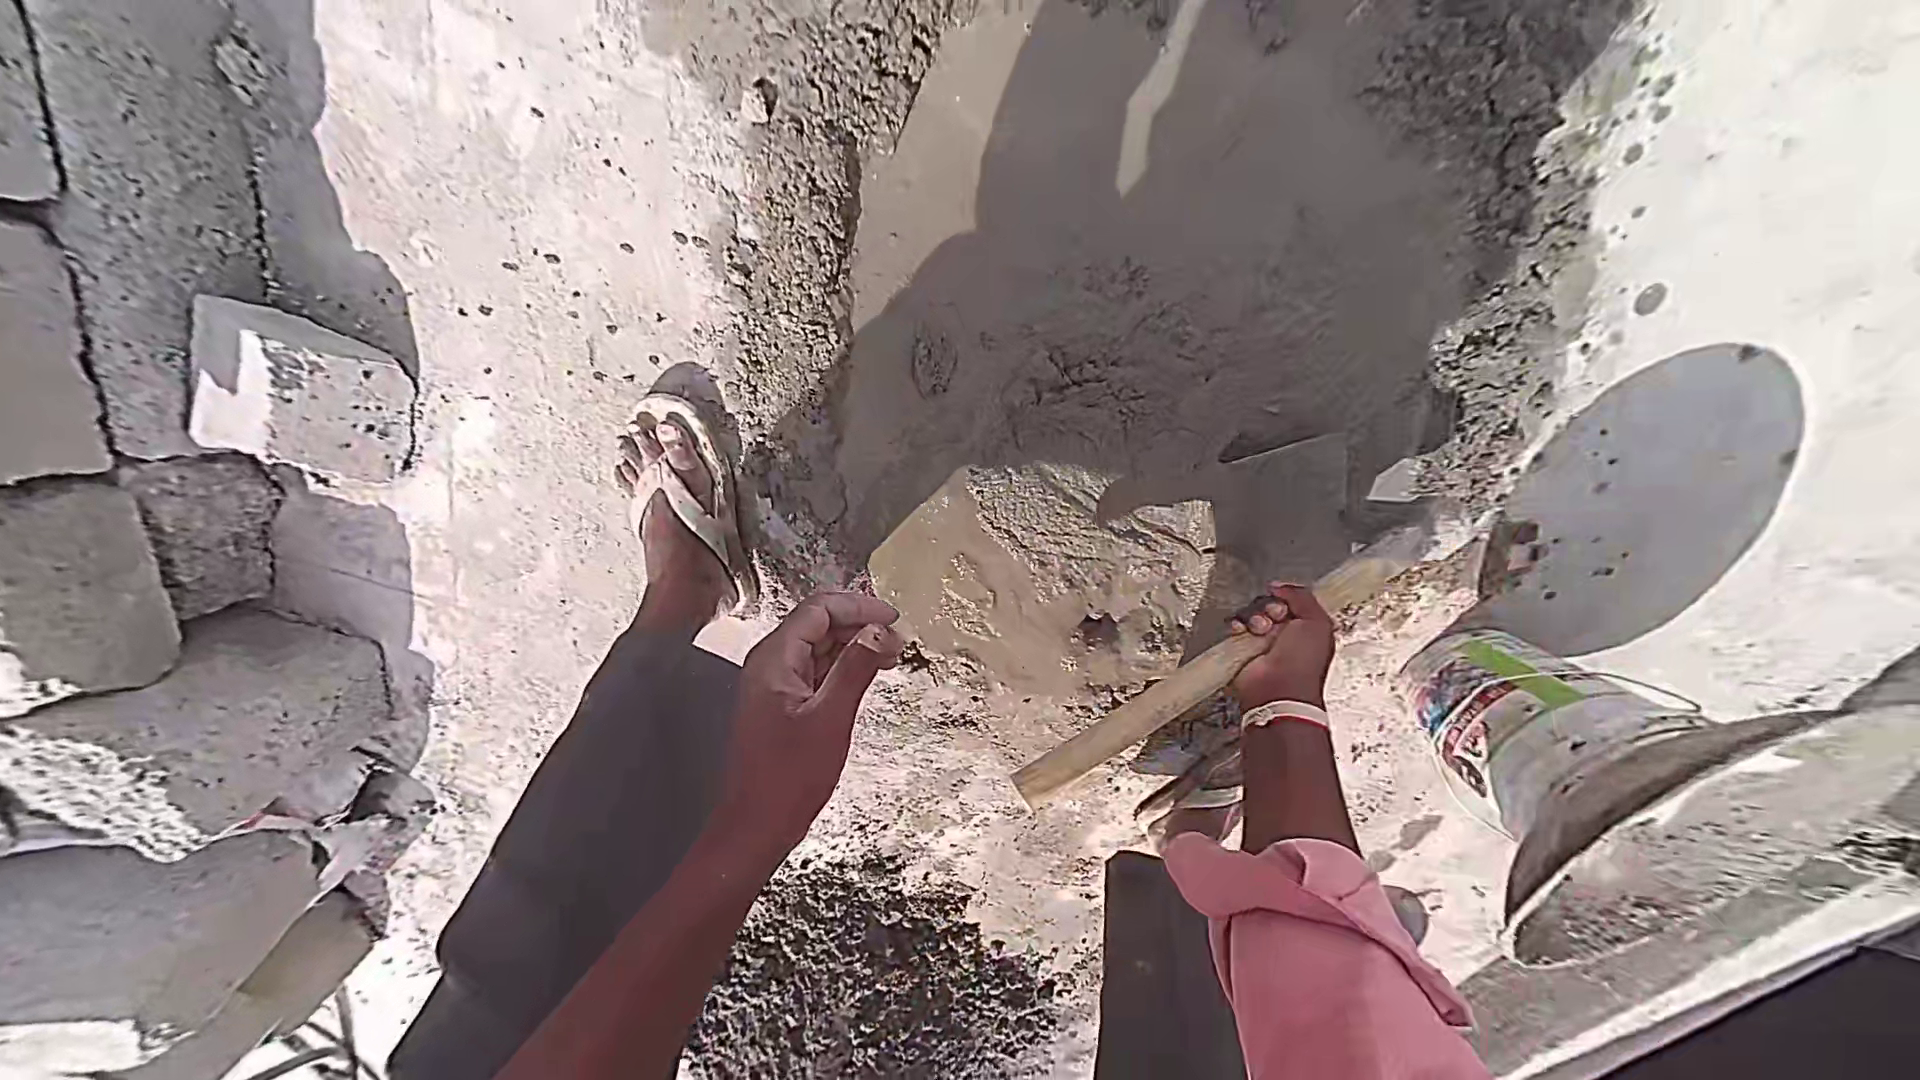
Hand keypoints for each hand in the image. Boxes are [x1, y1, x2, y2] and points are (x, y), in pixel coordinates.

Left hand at [719, 592, 904, 857]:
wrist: (757, 826)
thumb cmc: (787, 778)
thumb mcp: (831, 718)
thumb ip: (856, 668)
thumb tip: (881, 631)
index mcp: (775, 658)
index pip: (819, 609)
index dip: (858, 606)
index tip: (892, 617)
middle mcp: (771, 663)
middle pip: (818, 622)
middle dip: (859, 623)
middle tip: (896, 637)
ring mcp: (776, 682)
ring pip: (819, 645)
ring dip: (854, 644)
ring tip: (890, 653)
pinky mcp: (783, 701)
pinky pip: (817, 668)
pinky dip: (844, 665)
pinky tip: (868, 673)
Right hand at [1228, 582, 1334, 709]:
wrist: (1278, 688)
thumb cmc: (1303, 662)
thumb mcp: (1317, 622)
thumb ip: (1302, 597)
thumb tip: (1279, 586)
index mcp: (1306, 628)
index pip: (1289, 601)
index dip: (1285, 600)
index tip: (1285, 608)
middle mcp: (1284, 634)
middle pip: (1268, 604)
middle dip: (1268, 608)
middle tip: (1272, 619)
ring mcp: (1262, 641)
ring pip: (1250, 613)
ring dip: (1252, 617)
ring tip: (1259, 631)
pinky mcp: (1242, 648)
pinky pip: (1235, 626)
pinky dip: (1236, 625)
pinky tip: (1241, 631)